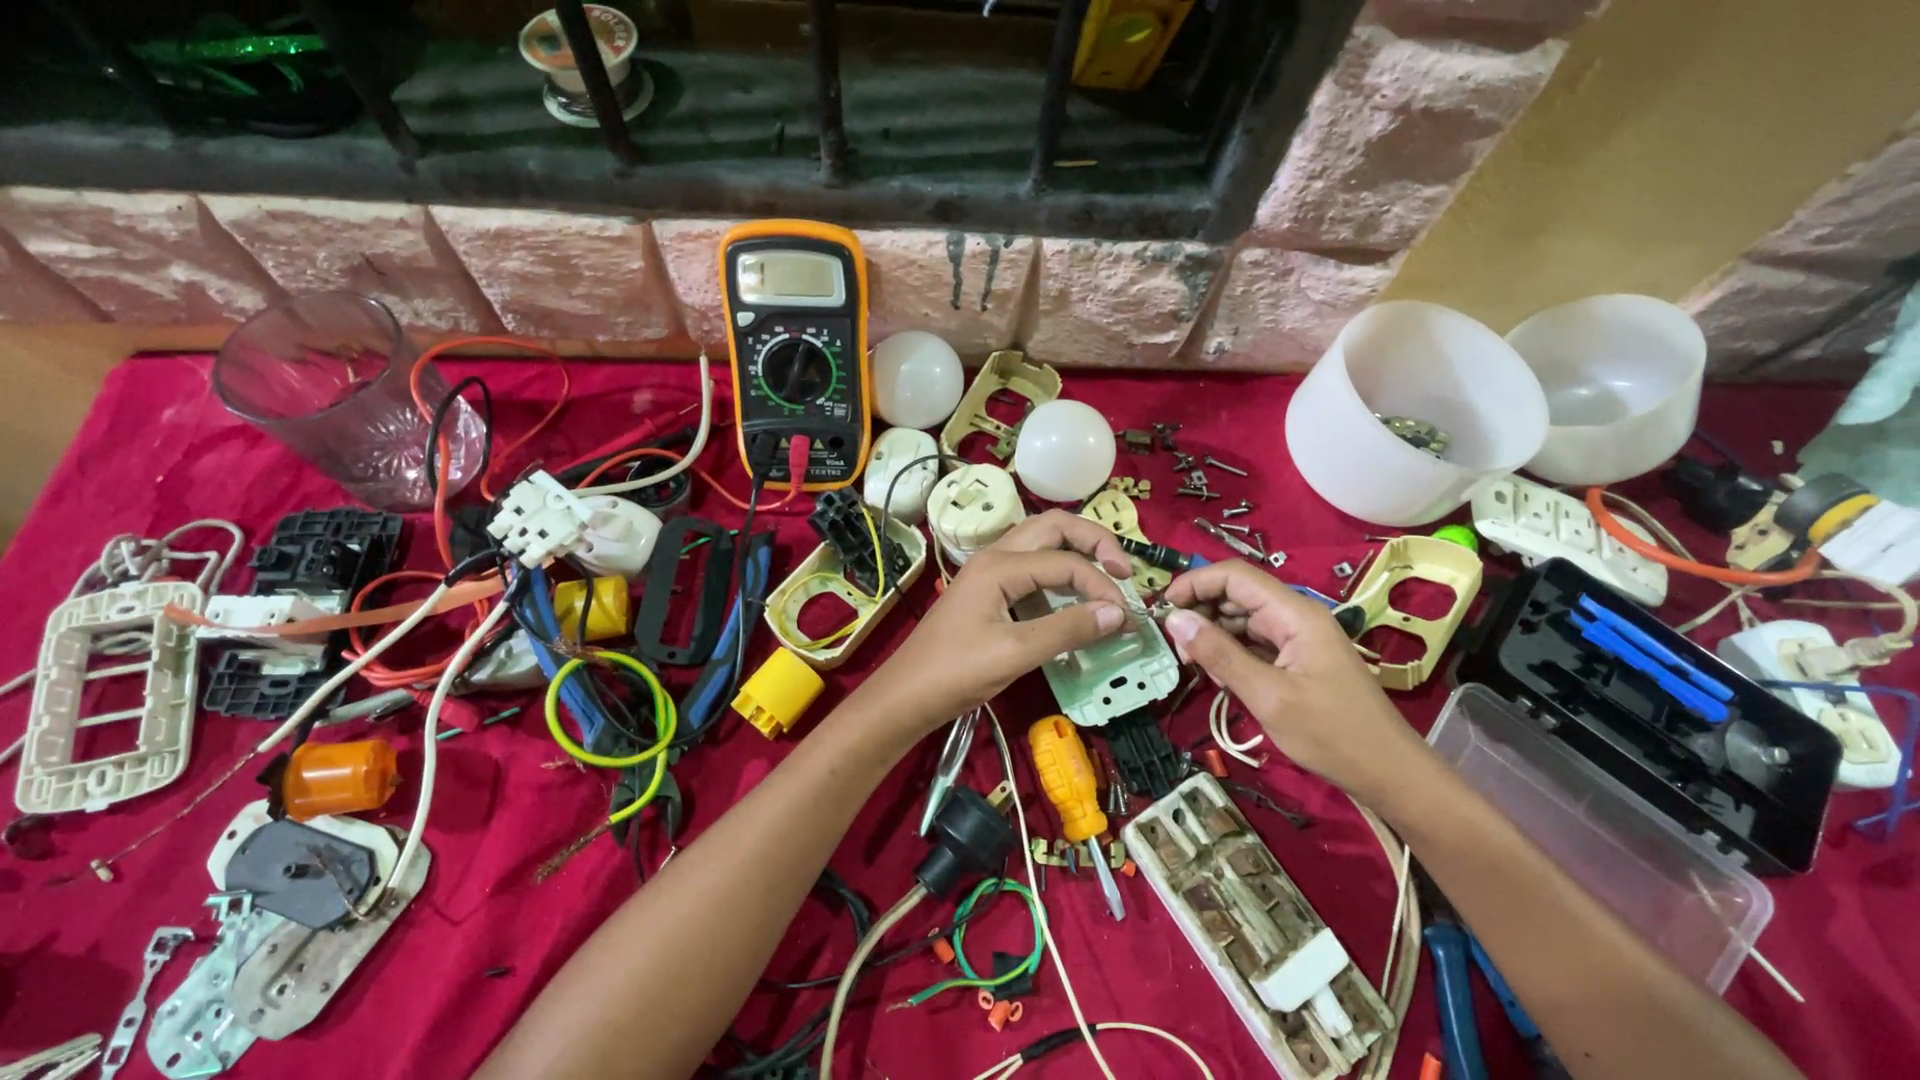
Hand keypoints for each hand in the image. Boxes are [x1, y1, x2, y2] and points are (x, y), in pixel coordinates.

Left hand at [864, 510, 1132, 728]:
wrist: (906, 695)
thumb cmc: (955, 673)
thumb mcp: (1015, 653)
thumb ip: (1067, 629)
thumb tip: (1118, 613)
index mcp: (999, 566)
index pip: (1066, 561)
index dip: (1101, 584)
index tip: (1126, 616)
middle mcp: (995, 558)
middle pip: (1053, 528)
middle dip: (1093, 541)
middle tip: (1123, 570)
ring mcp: (989, 574)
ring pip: (1041, 546)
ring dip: (1076, 555)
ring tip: (1105, 580)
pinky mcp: (988, 594)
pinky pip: (1030, 571)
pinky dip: (1058, 579)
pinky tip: (1072, 605)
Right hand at [1161, 560, 1433, 801]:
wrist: (1387, 772)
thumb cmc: (1331, 734)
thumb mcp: (1268, 696)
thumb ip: (1220, 654)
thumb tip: (1174, 619)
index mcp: (1295, 614)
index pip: (1235, 576)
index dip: (1194, 584)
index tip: (1162, 610)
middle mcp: (1295, 617)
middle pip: (1236, 595)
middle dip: (1200, 613)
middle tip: (1177, 650)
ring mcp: (1297, 639)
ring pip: (1241, 620)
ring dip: (1213, 636)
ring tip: (1195, 668)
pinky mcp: (1296, 661)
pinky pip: (1253, 644)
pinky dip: (1230, 654)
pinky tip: (1219, 678)